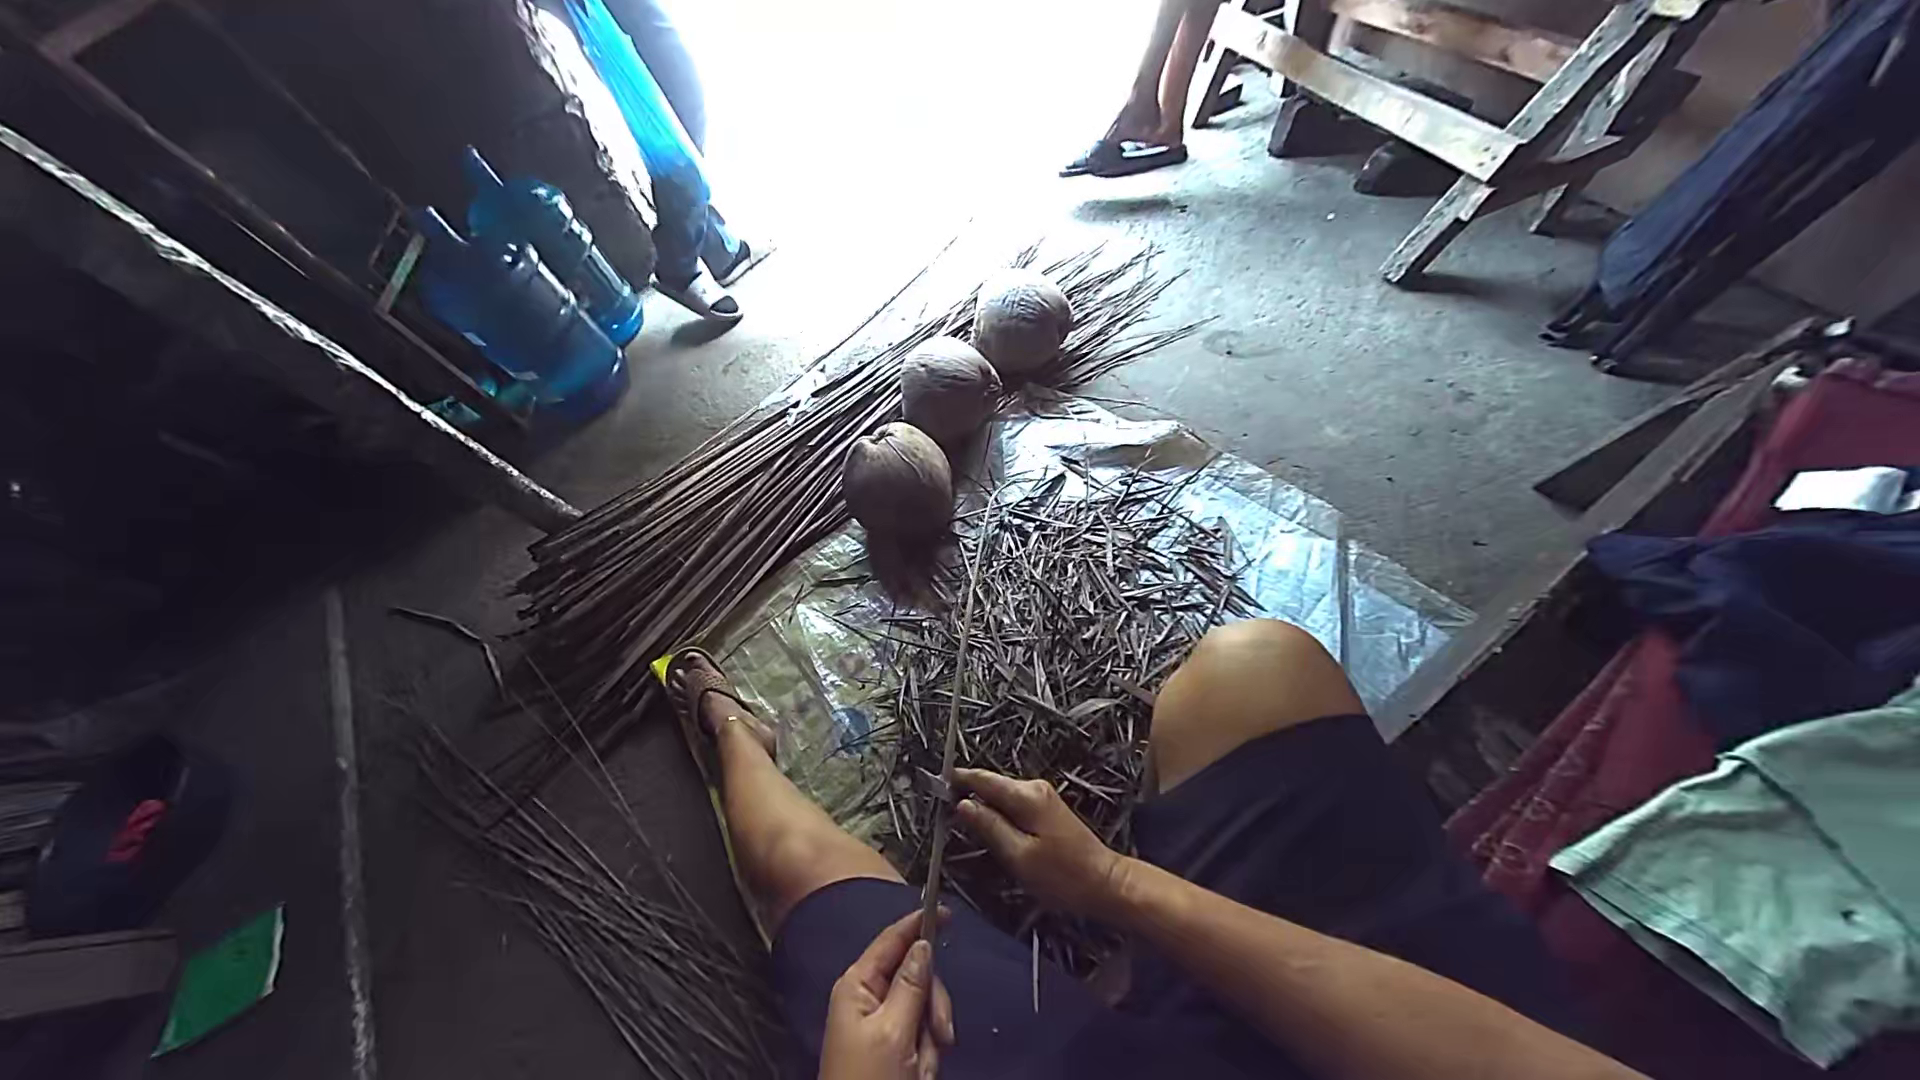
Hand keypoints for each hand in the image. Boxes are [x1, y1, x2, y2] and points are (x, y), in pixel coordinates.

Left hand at [818, 910, 955, 1079]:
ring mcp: (880, 1024)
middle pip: (915, 976)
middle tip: (942, 1034)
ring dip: (930, 1039)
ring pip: (923, 1008)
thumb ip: (911, 984)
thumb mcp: (893, 1031)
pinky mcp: (891, 1049)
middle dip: (932, 1006)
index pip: (892, 939)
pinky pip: (920, 1037)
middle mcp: (868, 997)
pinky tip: (918, 1076)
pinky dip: (925, 1057)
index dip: (919, 923)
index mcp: (859, 984)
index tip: (948, 913)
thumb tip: (923, 943)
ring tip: (920, 1071)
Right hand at [953, 768, 1130, 919]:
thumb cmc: (1062, 876)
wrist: (1106, 884)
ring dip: (982, 804)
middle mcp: (1034, 787)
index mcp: (1026, 795)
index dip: (958, 779)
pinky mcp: (1047, 809)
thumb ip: (989, 827)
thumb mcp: (1019, 856)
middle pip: (992, 785)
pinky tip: (987, 827)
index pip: (983, 779)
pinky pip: (1013, 804)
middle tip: (940, 808)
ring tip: (957, 819)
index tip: (934, 783)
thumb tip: (962, 804)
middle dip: (967, 792)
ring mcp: (1042, 797)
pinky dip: (997, 812)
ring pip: (1002, 795)